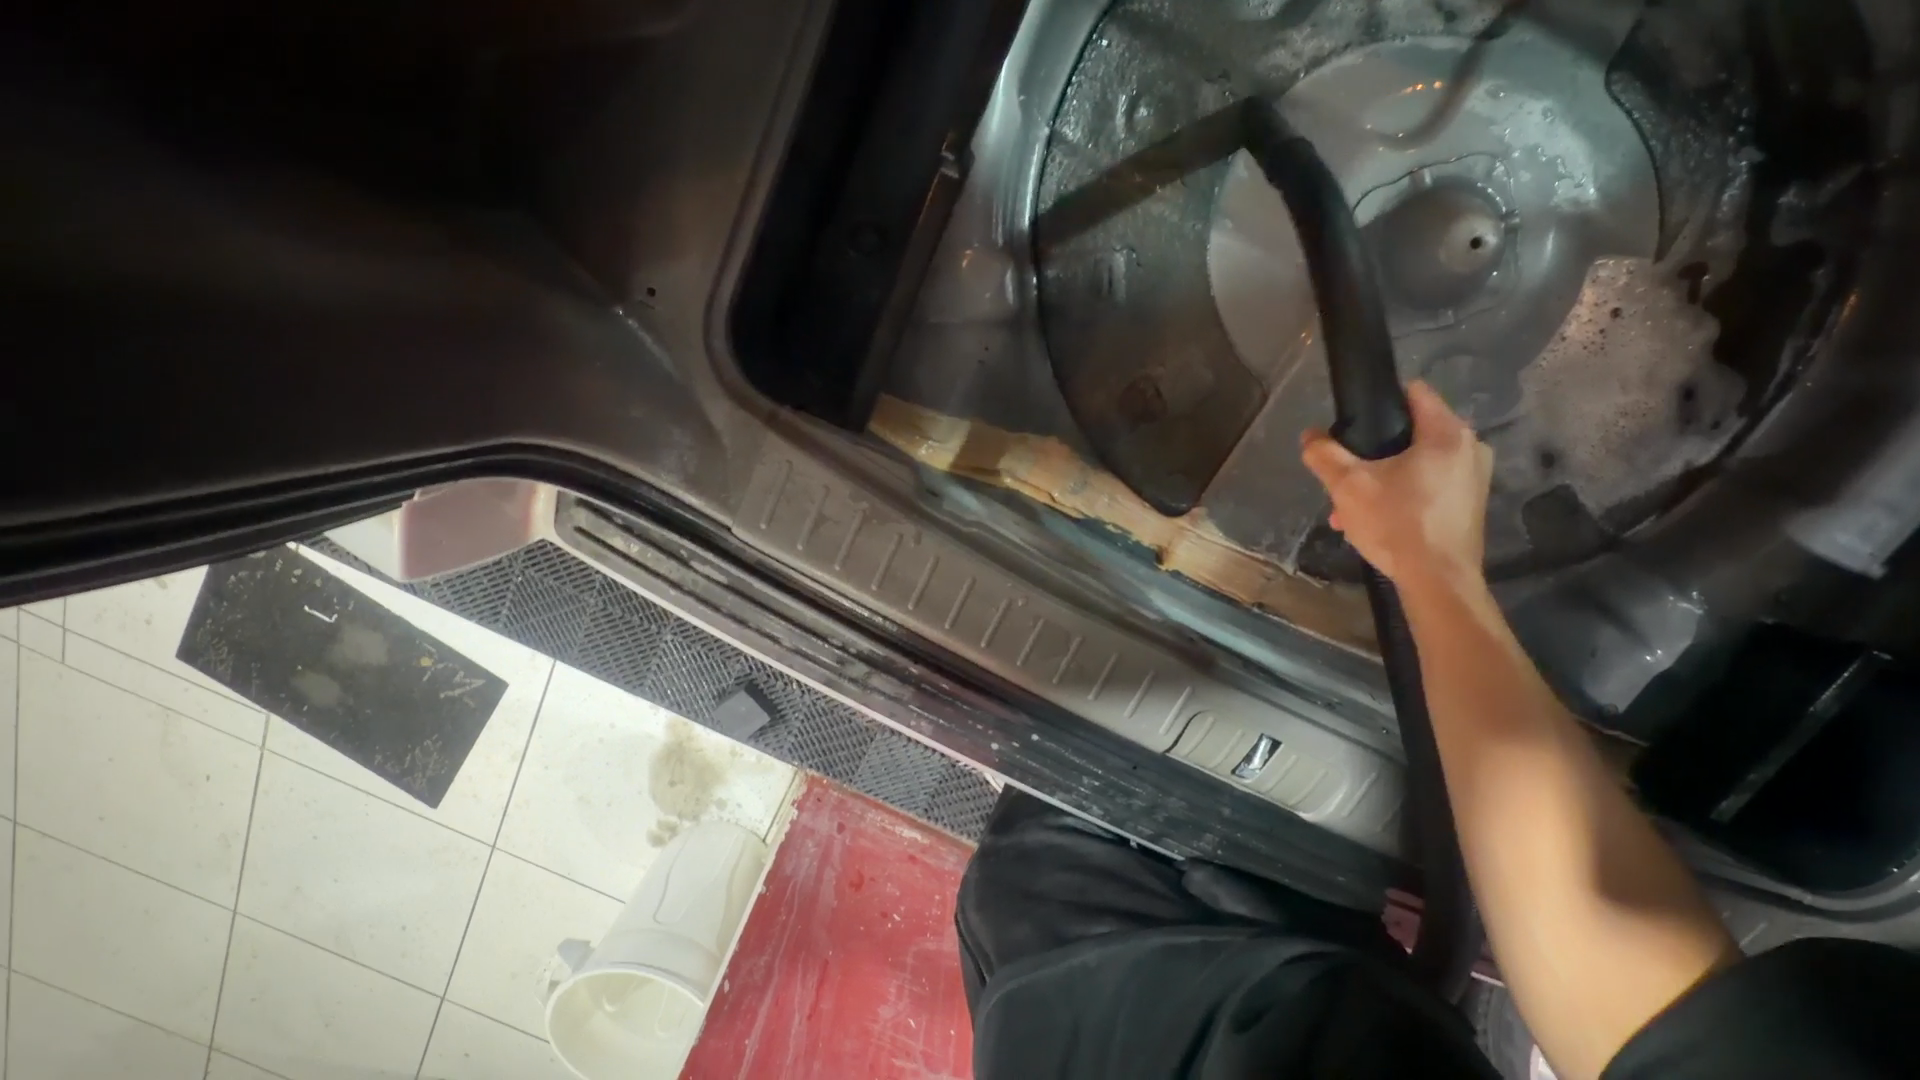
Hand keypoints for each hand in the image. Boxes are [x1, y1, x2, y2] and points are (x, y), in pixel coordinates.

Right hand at [1300, 381, 1493, 592]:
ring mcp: (1474, 479)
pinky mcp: (1470, 505)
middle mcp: (1470, 448)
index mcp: (1447, 433)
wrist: (1438, 581)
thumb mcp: (1348, 486)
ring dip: (1384, 479)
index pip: (1413, 392)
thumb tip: (1310, 436)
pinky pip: (1430, 487)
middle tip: (1347, 474)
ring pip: (1418, 464)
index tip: (1354, 420)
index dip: (1380, 400)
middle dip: (1375, 451)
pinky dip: (1404, 496)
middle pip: (1412, 432)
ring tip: (1352, 506)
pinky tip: (1377, 521)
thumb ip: (1325, 455)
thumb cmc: (1397, 523)